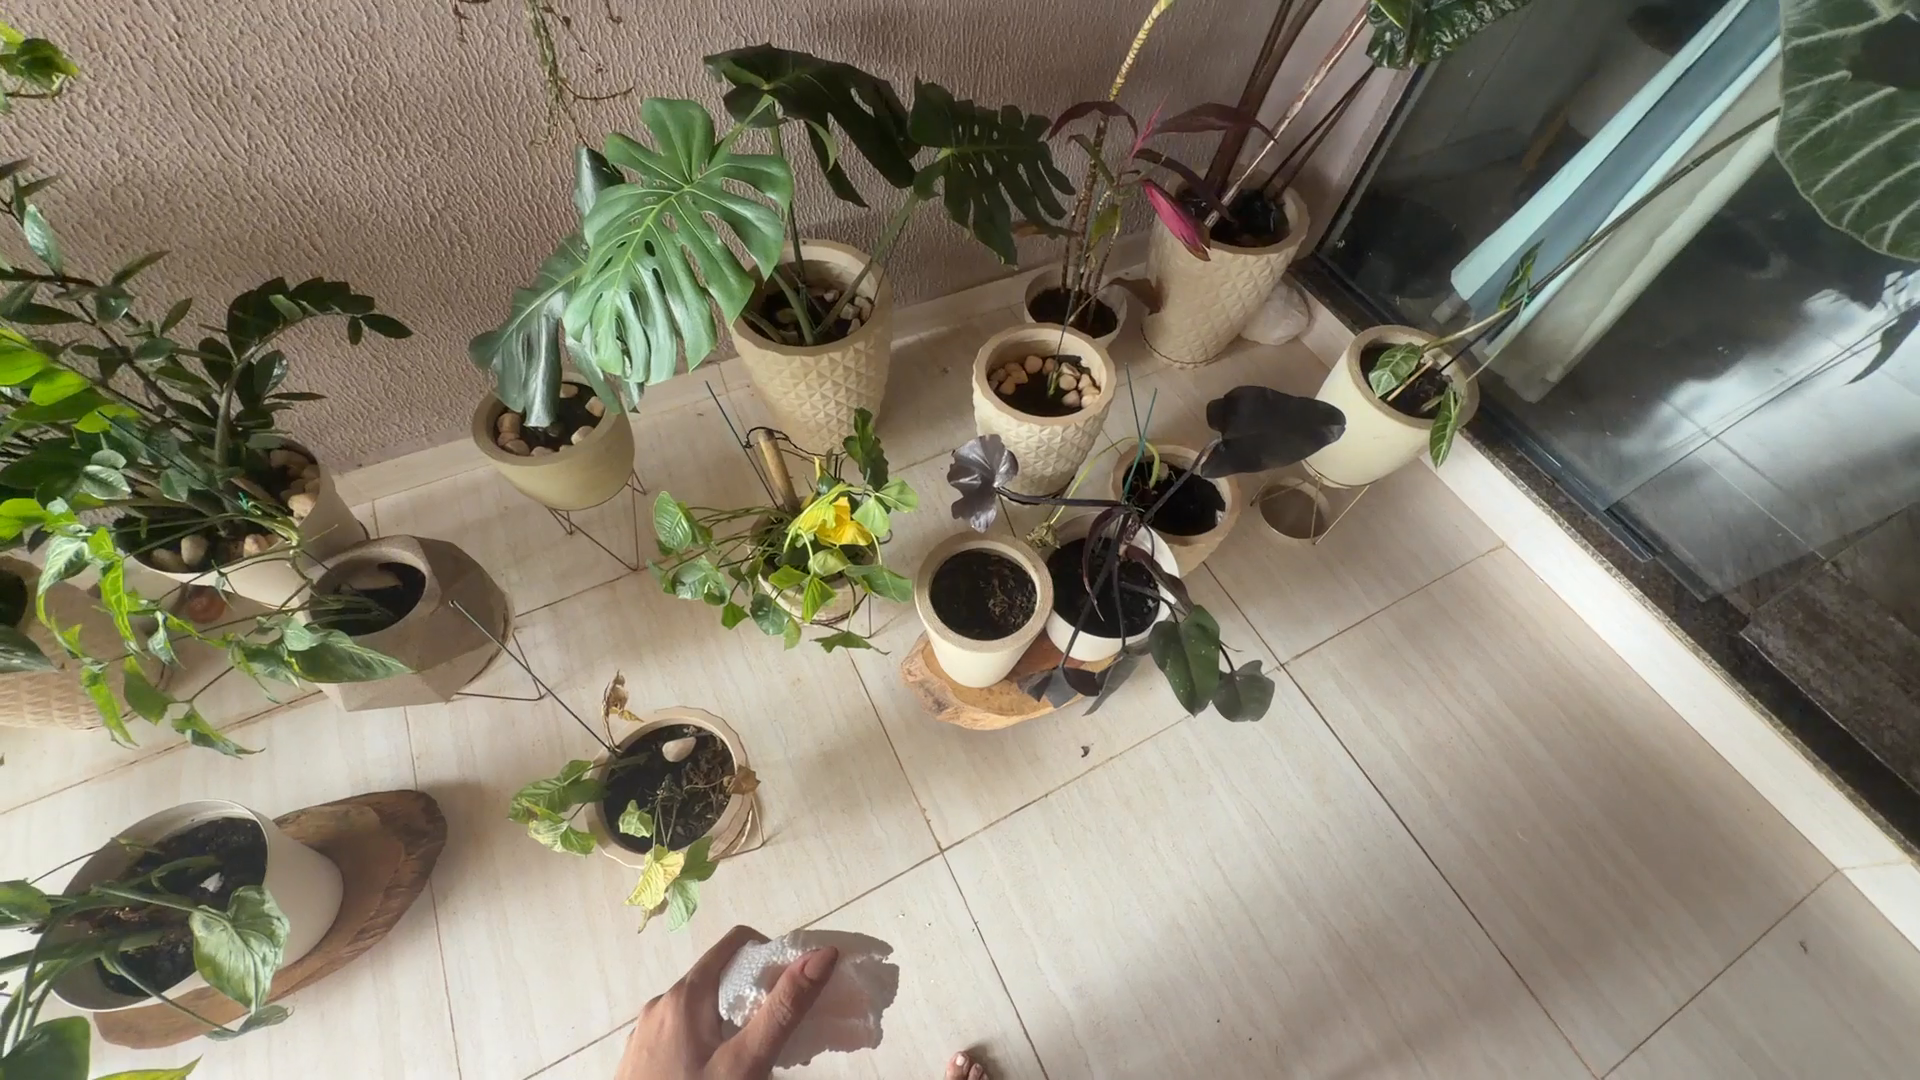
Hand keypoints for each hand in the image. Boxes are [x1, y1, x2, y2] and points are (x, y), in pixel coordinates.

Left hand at [615, 925, 839, 1079]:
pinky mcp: (633, 1064)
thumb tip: (824, 953)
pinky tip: (709, 1077)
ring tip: (741, 1062)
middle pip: (716, 977)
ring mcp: (641, 1036)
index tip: (784, 989)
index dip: (767, 956)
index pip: (735, 944)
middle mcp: (659, 1004)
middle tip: (769, 1034)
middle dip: (747, 995)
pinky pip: (675, 1035)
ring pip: (695, 1009)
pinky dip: (698, 1043)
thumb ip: (785, 1008)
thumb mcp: (747, 1063)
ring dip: (723, 1021)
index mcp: (685, 994)